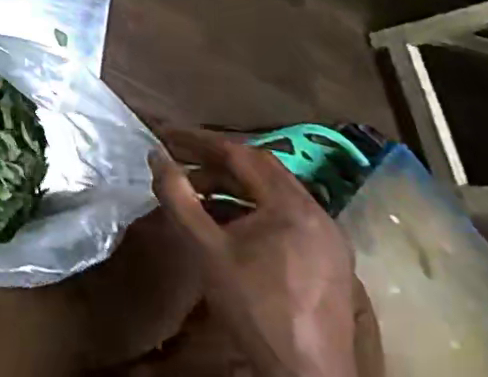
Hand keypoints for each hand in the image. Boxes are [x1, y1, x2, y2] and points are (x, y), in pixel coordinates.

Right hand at [153, 128, 357, 376]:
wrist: (305, 376)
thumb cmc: (254, 307)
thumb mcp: (205, 248)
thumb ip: (178, 197)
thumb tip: (156, 155)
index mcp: (292, 206)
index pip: (241, 154)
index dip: (199, 141)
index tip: (167, 135)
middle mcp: (318, 213)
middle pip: (261, 169)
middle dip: (216, 160)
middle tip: (179, 158)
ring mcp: (329, 238)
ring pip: (275, 193)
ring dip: (234, 185)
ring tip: (197, 191)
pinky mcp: (330, 261)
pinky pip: (287, 216)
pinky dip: (253, 208)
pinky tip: (227, 223)